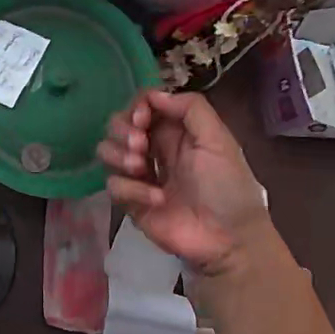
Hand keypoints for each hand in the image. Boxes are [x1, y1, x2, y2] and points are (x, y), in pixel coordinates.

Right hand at [98, 90, 277, 277]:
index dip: (136, 107)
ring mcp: (140, 176)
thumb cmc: (227, 187)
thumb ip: (191, 109)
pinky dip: (131, 189)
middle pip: (118, 125)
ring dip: (119, 155)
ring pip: (106, 151)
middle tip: (139, 145)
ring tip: (140, 168)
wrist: (227, 238)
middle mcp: (154, 149)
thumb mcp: (218, 140)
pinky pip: (113, 185)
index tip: (141, 118)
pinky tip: (155, 200)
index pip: (142, 105)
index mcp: (175, 131)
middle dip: (122, 130)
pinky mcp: (130, 202)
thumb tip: (154, 95)